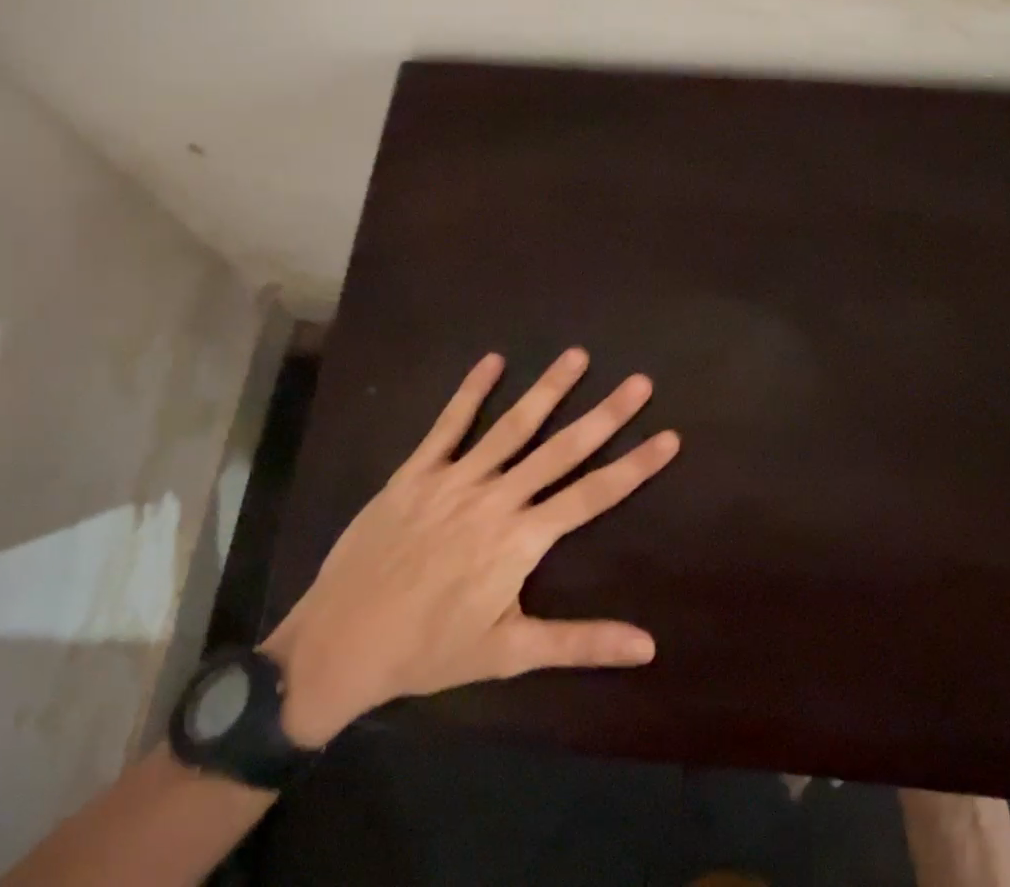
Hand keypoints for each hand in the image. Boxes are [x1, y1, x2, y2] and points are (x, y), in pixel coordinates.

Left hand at [260, 348, 679, 745]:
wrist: (342, 640)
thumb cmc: (430, 650)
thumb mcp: (510, 653)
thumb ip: (581, 642)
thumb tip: (649, 646)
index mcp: (522, 540)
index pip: (593, 495)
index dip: (635, 466)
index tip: (668, 436)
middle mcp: (495, 499)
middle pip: (560, 449)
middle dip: (605, 415)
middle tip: (639, 381)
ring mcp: (452, 480)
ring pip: (510, 427)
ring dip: (547, 390)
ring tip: (577, 356)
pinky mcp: (413, 474)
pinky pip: (447, 426)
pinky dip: (470, 392)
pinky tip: (492, 361)